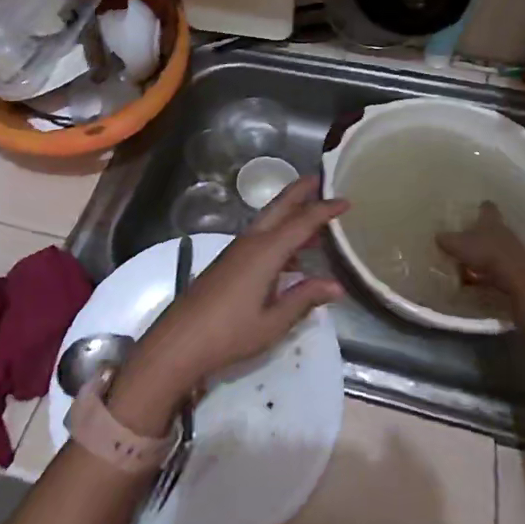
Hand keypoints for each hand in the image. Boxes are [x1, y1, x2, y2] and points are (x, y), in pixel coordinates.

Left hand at [111, 177, 347, 430]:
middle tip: (321, 179)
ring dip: (290, 212)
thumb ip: (304, 299)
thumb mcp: (273, 322)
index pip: (302, 222)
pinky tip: (291, 256)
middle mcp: (250, 243)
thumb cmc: (229, 334)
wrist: (177, 344)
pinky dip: (279, 233)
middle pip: (279, 208)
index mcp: (265, 252)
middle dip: (300, 191)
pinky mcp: (227, 263)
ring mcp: (236, 251)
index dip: (325, 210)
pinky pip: (260, 236)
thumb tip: (336, 285)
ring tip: (313, 216)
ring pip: (268, 221)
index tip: (347, 201)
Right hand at [436, 202, 524, 299]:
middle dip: (479, 233)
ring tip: (466, 262)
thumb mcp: (457, 244)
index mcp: (490, 220)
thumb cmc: (484, 252)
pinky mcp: (513, 266)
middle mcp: (503, 231)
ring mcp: (510, 249)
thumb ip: (446, 239)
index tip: (475, 209)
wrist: (513, 276)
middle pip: (491, 228)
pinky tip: (474, 280)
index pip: (487, 207)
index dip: (481, 207)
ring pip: (493, 248)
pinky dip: (485, 272)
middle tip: (464, 238)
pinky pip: (496, 266)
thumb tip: (438, 236)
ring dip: (482, 253)